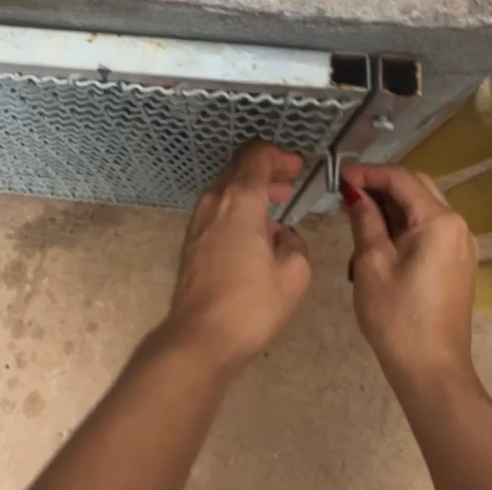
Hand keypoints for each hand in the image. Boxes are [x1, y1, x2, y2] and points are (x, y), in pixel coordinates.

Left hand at [161, 141, 312, 373]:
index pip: (257, 155)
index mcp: (241, 199)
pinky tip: (256, 230)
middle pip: (240, 167)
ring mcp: (199, 218)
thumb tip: (283, 235)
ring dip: (252, 188)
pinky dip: (238, 205)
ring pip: (227, 186)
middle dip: (267, 169)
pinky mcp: (192, 238)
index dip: (280, 155)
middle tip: (291, 181)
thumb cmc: (250, 305)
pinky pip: (218, 207)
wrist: (199, 337)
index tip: (299, 168)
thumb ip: (296, 244)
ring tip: (278, 204)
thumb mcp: (293, 276)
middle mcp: (215, 200)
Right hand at [342, 164, 479, 390]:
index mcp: (440, 221)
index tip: (339, 177)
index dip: (368, 173)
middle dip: (381, 183)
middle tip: (347, 191)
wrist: (432, 371)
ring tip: (355, 209)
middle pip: (417, 187)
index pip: (401, 179)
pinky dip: (402, 221)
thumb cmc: (397, 316)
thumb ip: (365, 219)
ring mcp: (460, 246)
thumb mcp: (371, 262)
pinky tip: (376, 231)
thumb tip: (355, 193)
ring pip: (423, 206)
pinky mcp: (456, 263)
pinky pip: (428, 227)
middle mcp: (457, 226)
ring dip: (391, 202)